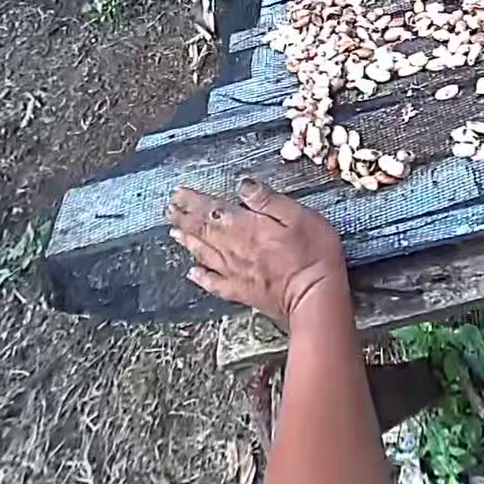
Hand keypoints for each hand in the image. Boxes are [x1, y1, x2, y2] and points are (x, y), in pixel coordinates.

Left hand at [166, 179, 347, 328]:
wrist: (315, 298)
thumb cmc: (313, 253)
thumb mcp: (299, 215)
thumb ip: (268, 200)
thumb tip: (243, 185)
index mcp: (248, 227)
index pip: (214, 210)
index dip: (194, 201)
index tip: (178, 193)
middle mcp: (235, 249)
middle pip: (204, 231)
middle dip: (185, 218)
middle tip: (168, 209)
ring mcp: (236, 273)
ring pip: (204, 254)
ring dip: (188, 241)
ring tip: (174, 231)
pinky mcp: (242, 291)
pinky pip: (214, 283)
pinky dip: (200, 276)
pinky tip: (191, 272)